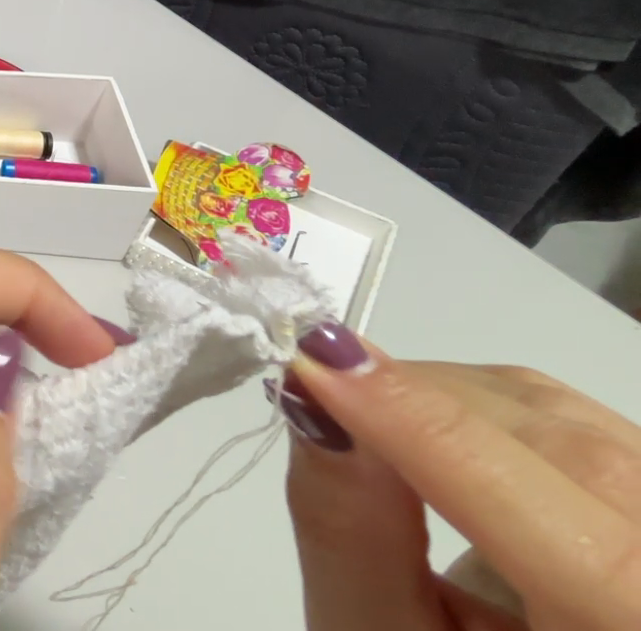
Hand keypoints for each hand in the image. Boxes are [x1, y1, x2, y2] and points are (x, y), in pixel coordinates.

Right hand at [274, 325, 640, 629]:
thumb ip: (346, 529)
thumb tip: (310, 402)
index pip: (558, 528)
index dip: (420, 426)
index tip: (311, 358)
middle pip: (563, 449)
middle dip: (416, 398)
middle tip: (308, 382)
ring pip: (569, 417)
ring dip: (443, 395)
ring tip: (359, 416)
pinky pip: (580, 418)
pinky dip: (482, 405)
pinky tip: (424, 432)